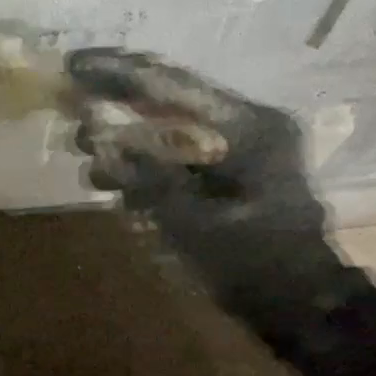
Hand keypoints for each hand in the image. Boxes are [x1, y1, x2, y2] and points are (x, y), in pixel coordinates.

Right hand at [66, 48, 352, 336]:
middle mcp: (247, 122)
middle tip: (70, 90)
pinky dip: (143, 158)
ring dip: (125, 131)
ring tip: (83, 144)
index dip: (119, 72)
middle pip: (170, 95)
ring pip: (170, 122)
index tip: (75, 64)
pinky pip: (179, 149)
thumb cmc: (255, 267)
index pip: (173, 84)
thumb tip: (96, 137)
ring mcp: (242, 145)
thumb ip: (144, 175)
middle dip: (117, 94)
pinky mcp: (232, 169)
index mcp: (249, 125)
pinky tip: (110, 176)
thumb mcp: (193, 223)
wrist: (306, 311)